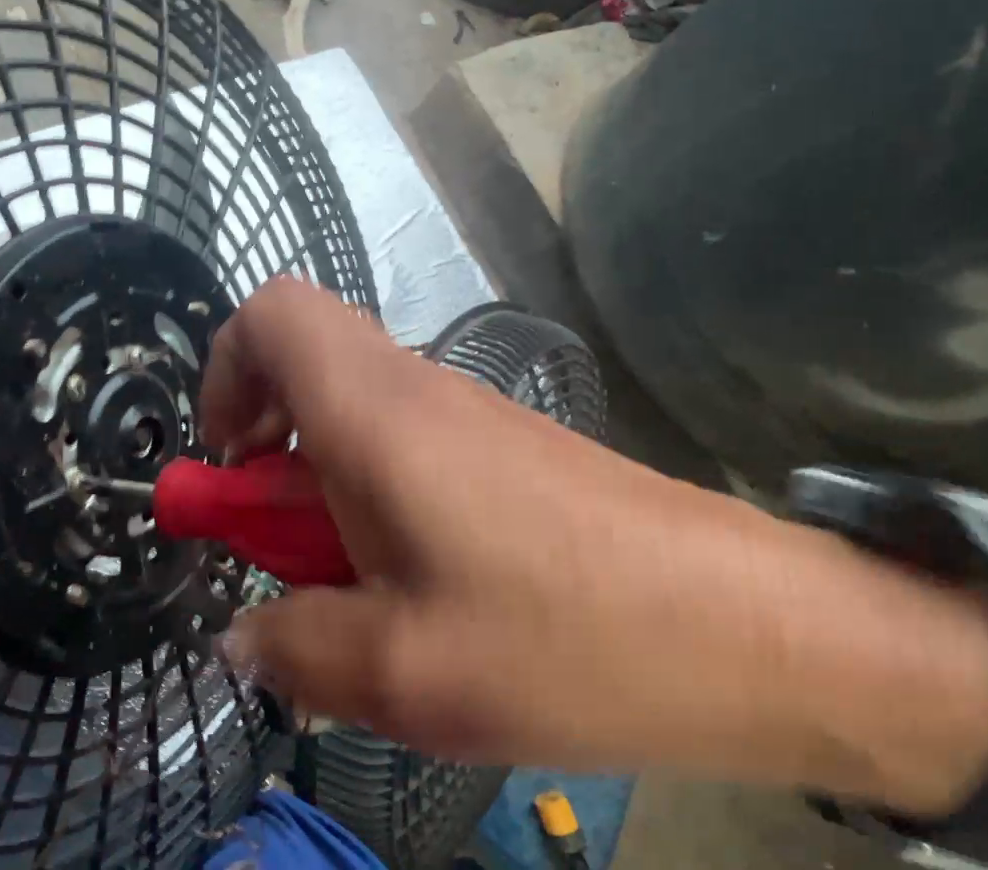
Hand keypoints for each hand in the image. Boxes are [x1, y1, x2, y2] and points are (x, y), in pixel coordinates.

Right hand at [201, 278, 987, 813]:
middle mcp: (417, 393)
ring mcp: (471, 420)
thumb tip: (243, 641)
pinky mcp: (512, 455)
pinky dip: (379, 508)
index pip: (271, 315)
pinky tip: (422, 595)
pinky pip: (410, 453)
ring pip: (356, 420)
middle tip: (277, 550)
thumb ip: (293, 650)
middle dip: (265, 456)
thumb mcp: (399, 673)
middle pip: (304, 369)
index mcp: (373, 415)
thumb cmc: (565, 641)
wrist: (762, 635)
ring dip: (323, 495)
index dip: (225, 371)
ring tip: (353, 595)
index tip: (229, 463)